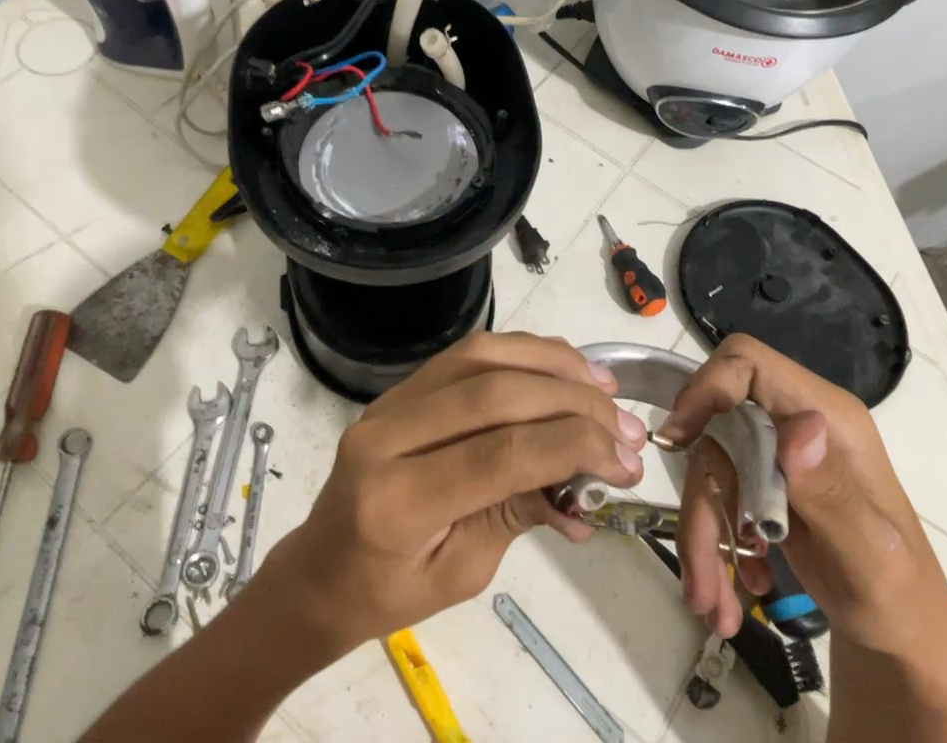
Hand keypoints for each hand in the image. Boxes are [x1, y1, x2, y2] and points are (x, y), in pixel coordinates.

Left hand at [259, 332, 647, 651]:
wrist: (321, 572)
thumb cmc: (389, 592)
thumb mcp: (462, 574)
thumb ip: (519, 514)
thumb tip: (590, 478)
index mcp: (398, 501)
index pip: (501, 453)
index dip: (573, 447)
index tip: (625, 460)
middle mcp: (386, 437)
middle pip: (494, 394)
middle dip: (573, 404)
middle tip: (625, 428)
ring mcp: (387, 404)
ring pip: (481, 356)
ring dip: (551, 364)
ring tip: (603, 386)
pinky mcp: (398, 389)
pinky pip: (466, 354)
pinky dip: (521, 353)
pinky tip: (559, 367)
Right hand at [660, 335, 946, 666]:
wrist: (900, 636)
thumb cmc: (898, 597)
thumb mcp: (870, 556)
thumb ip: (832, 492)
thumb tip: (799, 426)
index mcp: (828, 419)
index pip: (750, 364)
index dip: (706, 386)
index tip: (679, 438)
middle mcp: (795, 426)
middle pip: (716, 434)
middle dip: (702, 505)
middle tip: (701, 576)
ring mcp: (776, 457)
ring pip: (710, 474)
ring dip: (703, 541)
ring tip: (713, 608)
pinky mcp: (762, 487)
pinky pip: (716, 500)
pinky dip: (714, 549)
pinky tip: (734, 590)